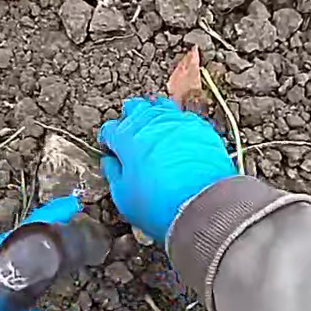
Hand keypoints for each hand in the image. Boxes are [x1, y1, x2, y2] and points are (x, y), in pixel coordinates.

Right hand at [99, 96, 237, 243]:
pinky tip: (180, 135)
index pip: (110, 129)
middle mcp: (151, 123)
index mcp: (126, 138)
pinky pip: (185, 118)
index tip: (112, 146)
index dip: (109, 139)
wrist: (202, 202)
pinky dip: (179, 124)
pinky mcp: (201, 127)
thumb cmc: (160, 203)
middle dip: (131, 116)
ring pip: (162, 107)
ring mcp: (178, 122)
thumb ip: (114, 174)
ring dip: (156, 115)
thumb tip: (111, 164)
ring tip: (155, 126)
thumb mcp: (123, 196)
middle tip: (131, 129)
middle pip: (136, 109)